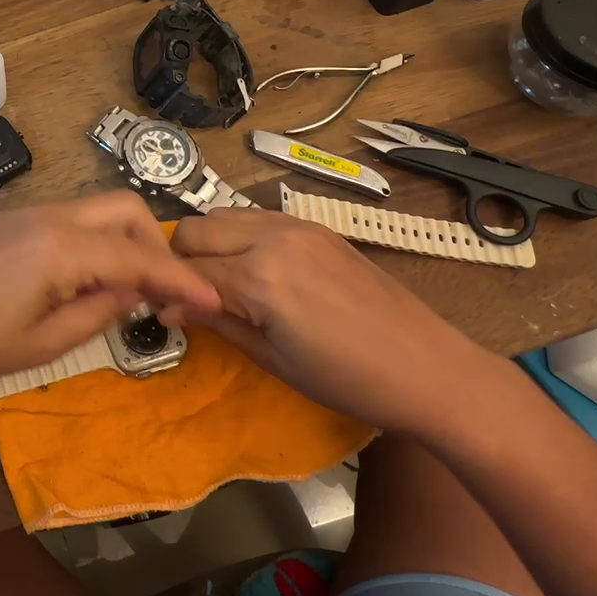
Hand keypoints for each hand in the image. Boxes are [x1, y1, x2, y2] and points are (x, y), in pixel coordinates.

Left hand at [0, 191, 220, 395]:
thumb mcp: (44, 343)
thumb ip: (98, 312)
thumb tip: (132, 291)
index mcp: (60, 247)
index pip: (138, 256)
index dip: (179, 278)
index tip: (213, 298)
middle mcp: (46, 216)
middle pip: (121, 208)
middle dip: (152, 243)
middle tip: (161, 290)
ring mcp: (22, 213)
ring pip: (93, 210)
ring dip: (120, 241)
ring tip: (122, 291)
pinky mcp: (5, 220)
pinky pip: (65, 219)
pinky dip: (89, 241)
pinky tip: (81, 280)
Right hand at [171, 208, 504, 437]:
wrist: (431, 369)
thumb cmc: (349, 380)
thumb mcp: (272, 359)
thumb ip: (216, 322)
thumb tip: (170, 308)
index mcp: (258, 278)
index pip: (187, 272)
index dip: (170, 294)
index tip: (164, 314)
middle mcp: (271, 238)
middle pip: (194, 230)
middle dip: (181, 260)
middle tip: (191, 296)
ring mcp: (296, 226)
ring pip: (222, 216)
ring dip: (209, 243)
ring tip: (222, 281)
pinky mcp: (316, 226)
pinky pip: (256, 218)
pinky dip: (240, 237)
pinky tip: (256, 270)